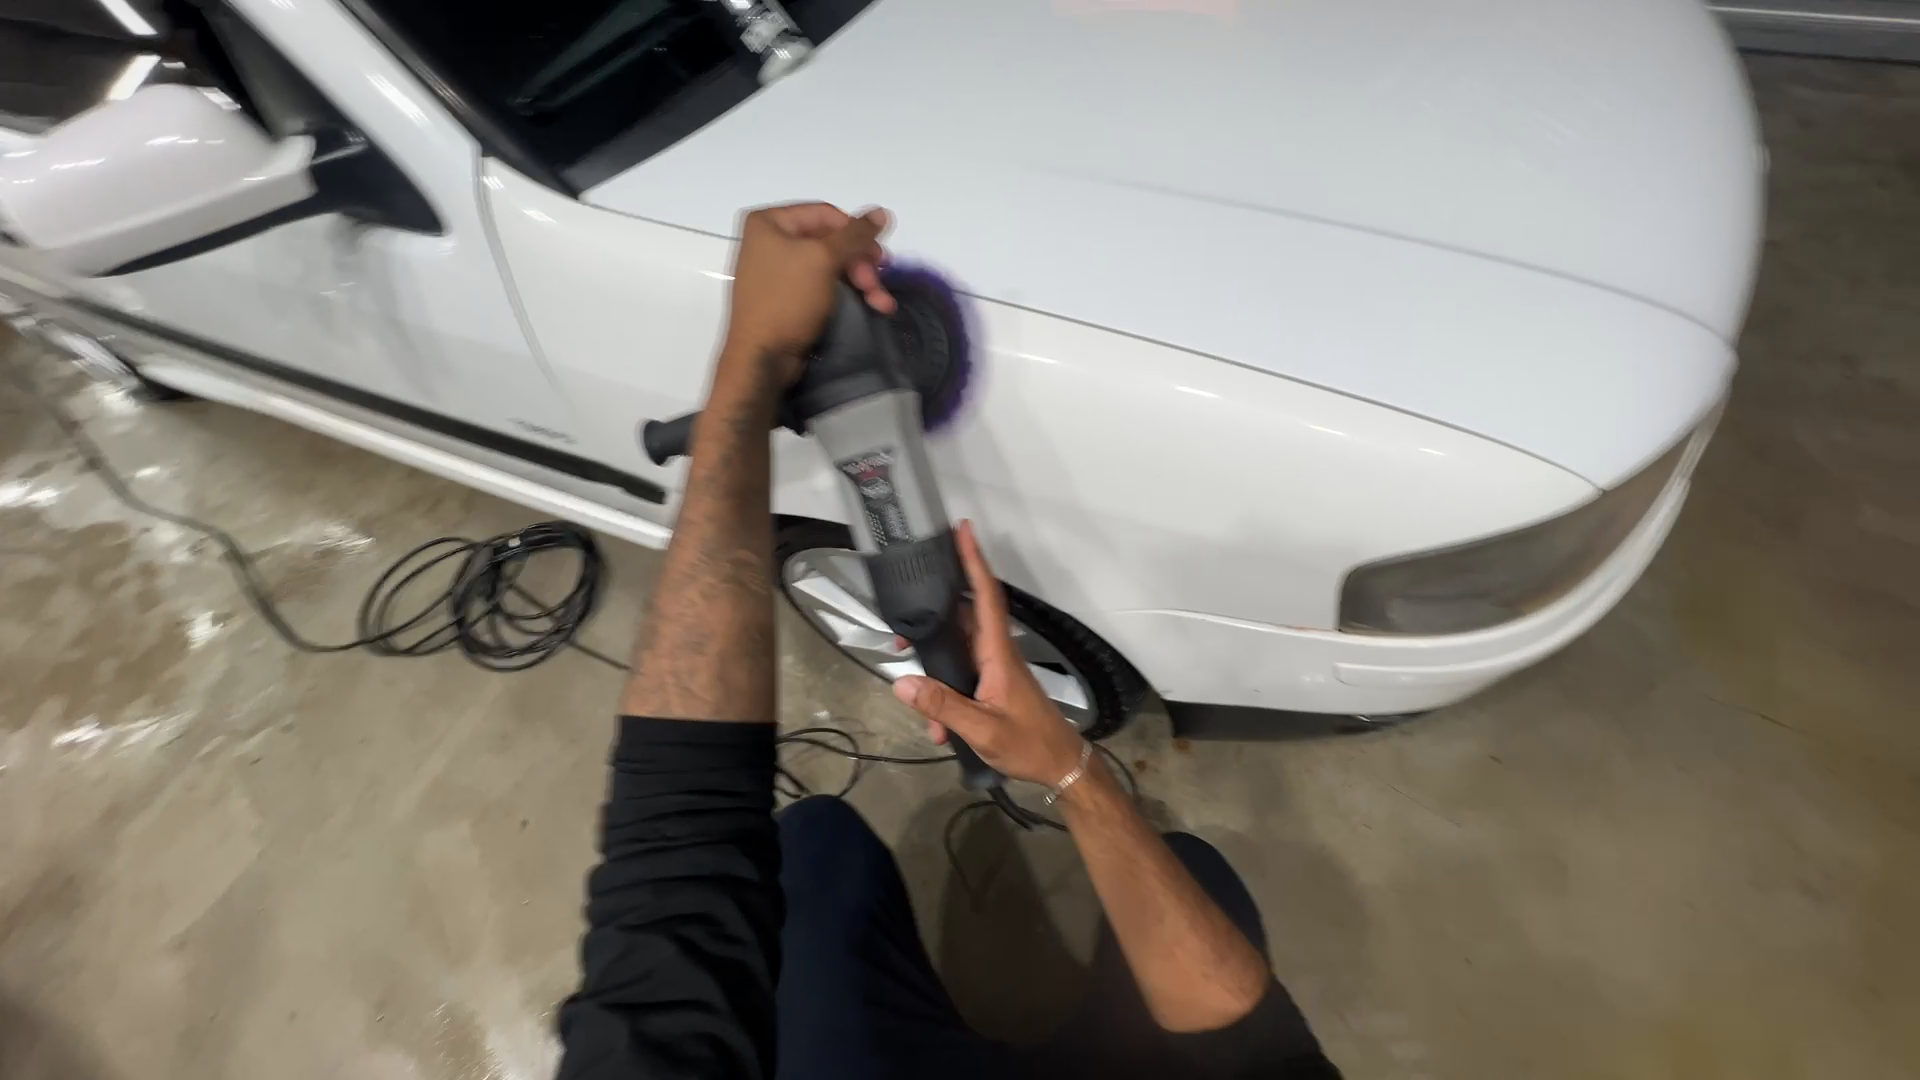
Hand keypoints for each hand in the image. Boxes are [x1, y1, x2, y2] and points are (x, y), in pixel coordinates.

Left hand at [715, 202, 893, 396]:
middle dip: (860, 266)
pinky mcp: (788, 298)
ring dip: (861, 283)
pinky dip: (847, 295)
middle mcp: (770, 241)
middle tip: (878, 286)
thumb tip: (883, 211)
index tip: (879, 260)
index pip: (826, 215)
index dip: (857, 235)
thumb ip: (855, 234)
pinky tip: (870, 306)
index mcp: (769, 222)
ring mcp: (778, 271)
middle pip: (831, 243)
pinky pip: (823, 286)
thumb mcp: (823, 260)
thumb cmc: (786, 301)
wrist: (762, 358)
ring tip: (881, 304)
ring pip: (832, 267)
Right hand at [892, 521, 1088, 786]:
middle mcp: (996, 652)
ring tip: (908, 661)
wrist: (1060, 766)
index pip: (986, 596)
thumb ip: (942, 706)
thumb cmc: (1028, 743)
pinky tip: (937, 726)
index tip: (963, 530)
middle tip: (905, 600)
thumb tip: (901, 682)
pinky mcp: (991, 684)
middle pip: (964, 613)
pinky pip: (959, 673)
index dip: (974, 561)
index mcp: (998, 653)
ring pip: (957, 647)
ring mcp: (993, 668)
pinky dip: (943, 692)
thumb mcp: (983, 729)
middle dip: (934, 604)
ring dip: (933, 658)